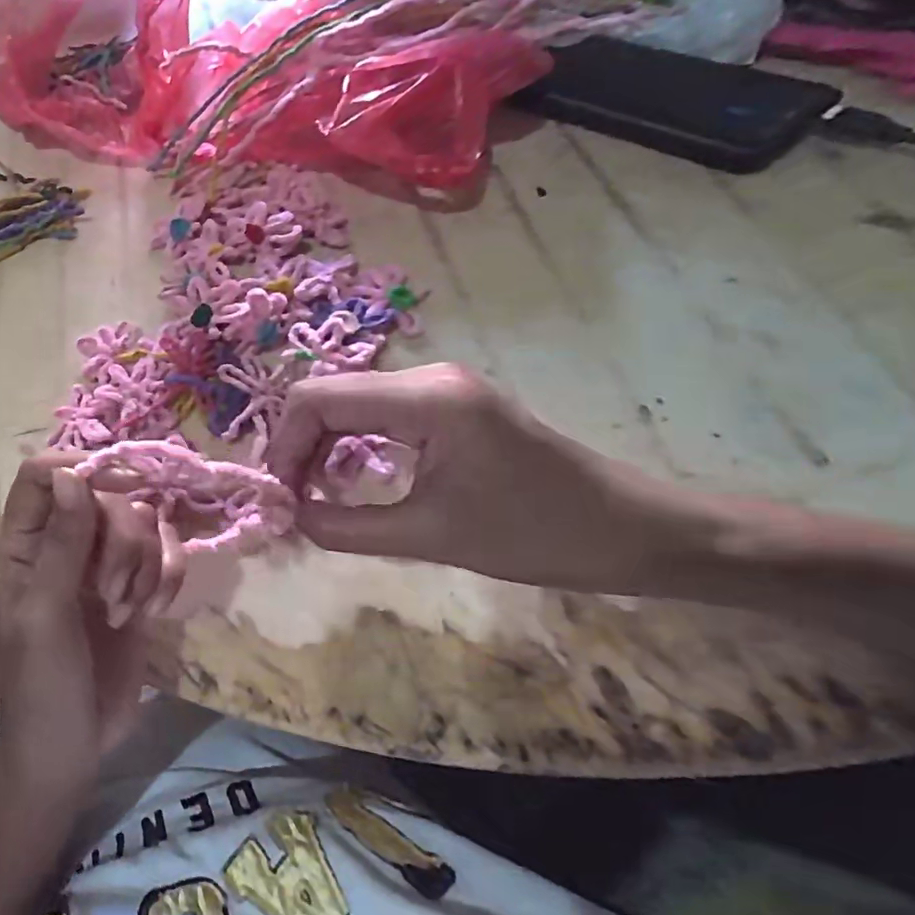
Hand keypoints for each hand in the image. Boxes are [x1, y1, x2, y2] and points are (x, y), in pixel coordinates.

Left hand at [0, 454, 160, 796]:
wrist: (74, 745)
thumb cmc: (41, 681)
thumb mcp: (46, 612)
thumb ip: (62, 541)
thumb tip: (71, 472)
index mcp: (23, 541)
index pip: (45, 474)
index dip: (82, 470)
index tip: (123, 491)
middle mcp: (63, 540)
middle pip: (105, 494)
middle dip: (121, 541)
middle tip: (111, 594)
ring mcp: (103, 560)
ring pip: (141, 519)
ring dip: (145, 565)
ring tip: (126, 612)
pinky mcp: (138, 581)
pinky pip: (165, 550)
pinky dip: (168, 575)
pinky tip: (154, 612)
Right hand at [266, 364, 696, 594]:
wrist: (632, 530)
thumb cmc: (537, 535)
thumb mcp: (431, 537)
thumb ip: (347, 528)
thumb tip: (290, 519)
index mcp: (425, 399)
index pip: (317, 399)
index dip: (286, 446)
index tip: (281, 498)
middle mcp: (426, 377)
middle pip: (326, 395)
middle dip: (299, 447)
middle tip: (293, 501)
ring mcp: (439, 385)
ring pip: (347, 401)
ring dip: (322, 446)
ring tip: (316, 496)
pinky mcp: (448, 402)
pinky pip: (375, 412)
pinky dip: (350, 444)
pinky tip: (350, 479)